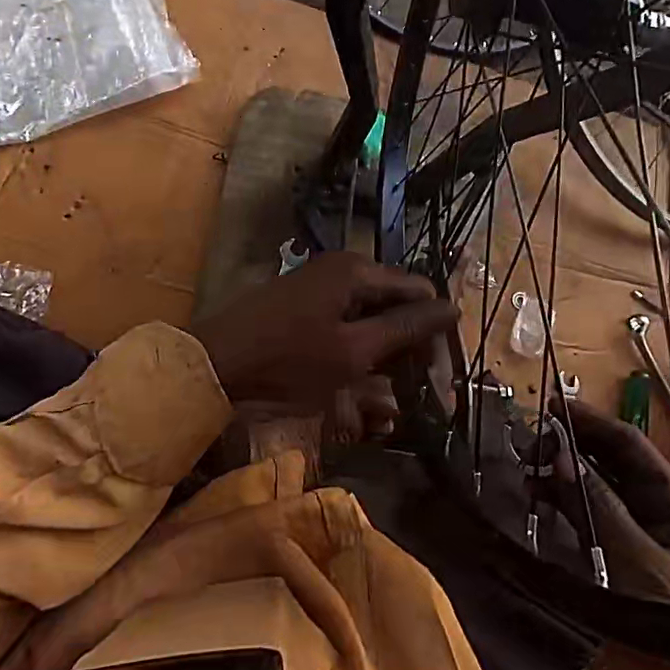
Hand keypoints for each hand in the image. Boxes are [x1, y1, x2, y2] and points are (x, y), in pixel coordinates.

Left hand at [188, 250, 457, 407]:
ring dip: (384, 354)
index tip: (438, 380)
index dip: (434, 334)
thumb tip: (452, 307)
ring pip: (372, 316)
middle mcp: (342, 269)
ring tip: (388, 400)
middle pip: (396, 303)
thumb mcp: (354, 351)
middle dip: (409, 348)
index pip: (420, 291)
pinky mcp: (307, 303)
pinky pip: (347, 322)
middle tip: (416, 396)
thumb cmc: (288, 360)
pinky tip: (360, 383)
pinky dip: (358, 350)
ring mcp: (321, 285)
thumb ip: (405, 328)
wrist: (217, 361)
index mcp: (357, 270)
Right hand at [545, 397, 669, 602]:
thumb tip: (559, 453)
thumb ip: (595, 503)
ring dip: (558, 469)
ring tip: (528, 468)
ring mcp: (636, 526)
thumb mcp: (633, 558)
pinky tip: (538, 494)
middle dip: (567, 443)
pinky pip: (584, 507)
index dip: (588, 419)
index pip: (627, 442)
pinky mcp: (617, 547)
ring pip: (593, 480)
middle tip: (529, 441)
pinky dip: (559, 495)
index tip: (548, 404)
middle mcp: (656, 505)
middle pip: (608, 458)